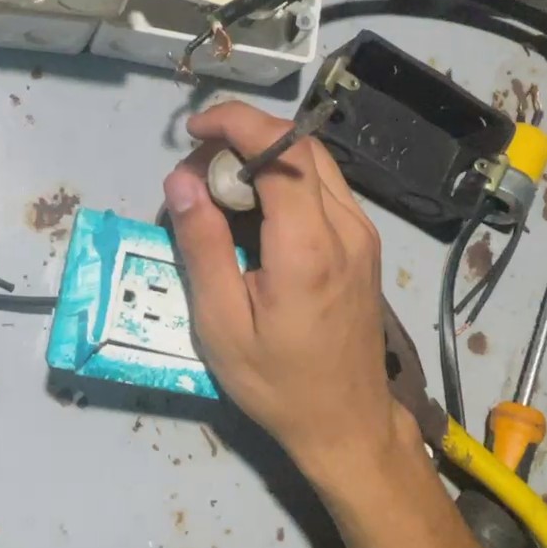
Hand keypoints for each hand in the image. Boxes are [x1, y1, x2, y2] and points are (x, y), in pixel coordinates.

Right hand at [163, 103, 417, 489]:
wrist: (346, 423)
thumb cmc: (277, 382)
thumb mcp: (221, 324)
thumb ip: (202, 246)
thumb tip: (181, 181)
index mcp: (309, 246)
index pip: (281, 150)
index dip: (236, 123)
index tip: (194, 131)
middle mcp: (346, 227)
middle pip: (301, 146)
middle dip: (245, 138)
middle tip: (199, 172)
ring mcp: (362, 235)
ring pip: (316, 164)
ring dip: (265, 158)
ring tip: (220, 190)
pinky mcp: (364, 246)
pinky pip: (324, 190)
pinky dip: (285, 180)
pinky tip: (255, 213)